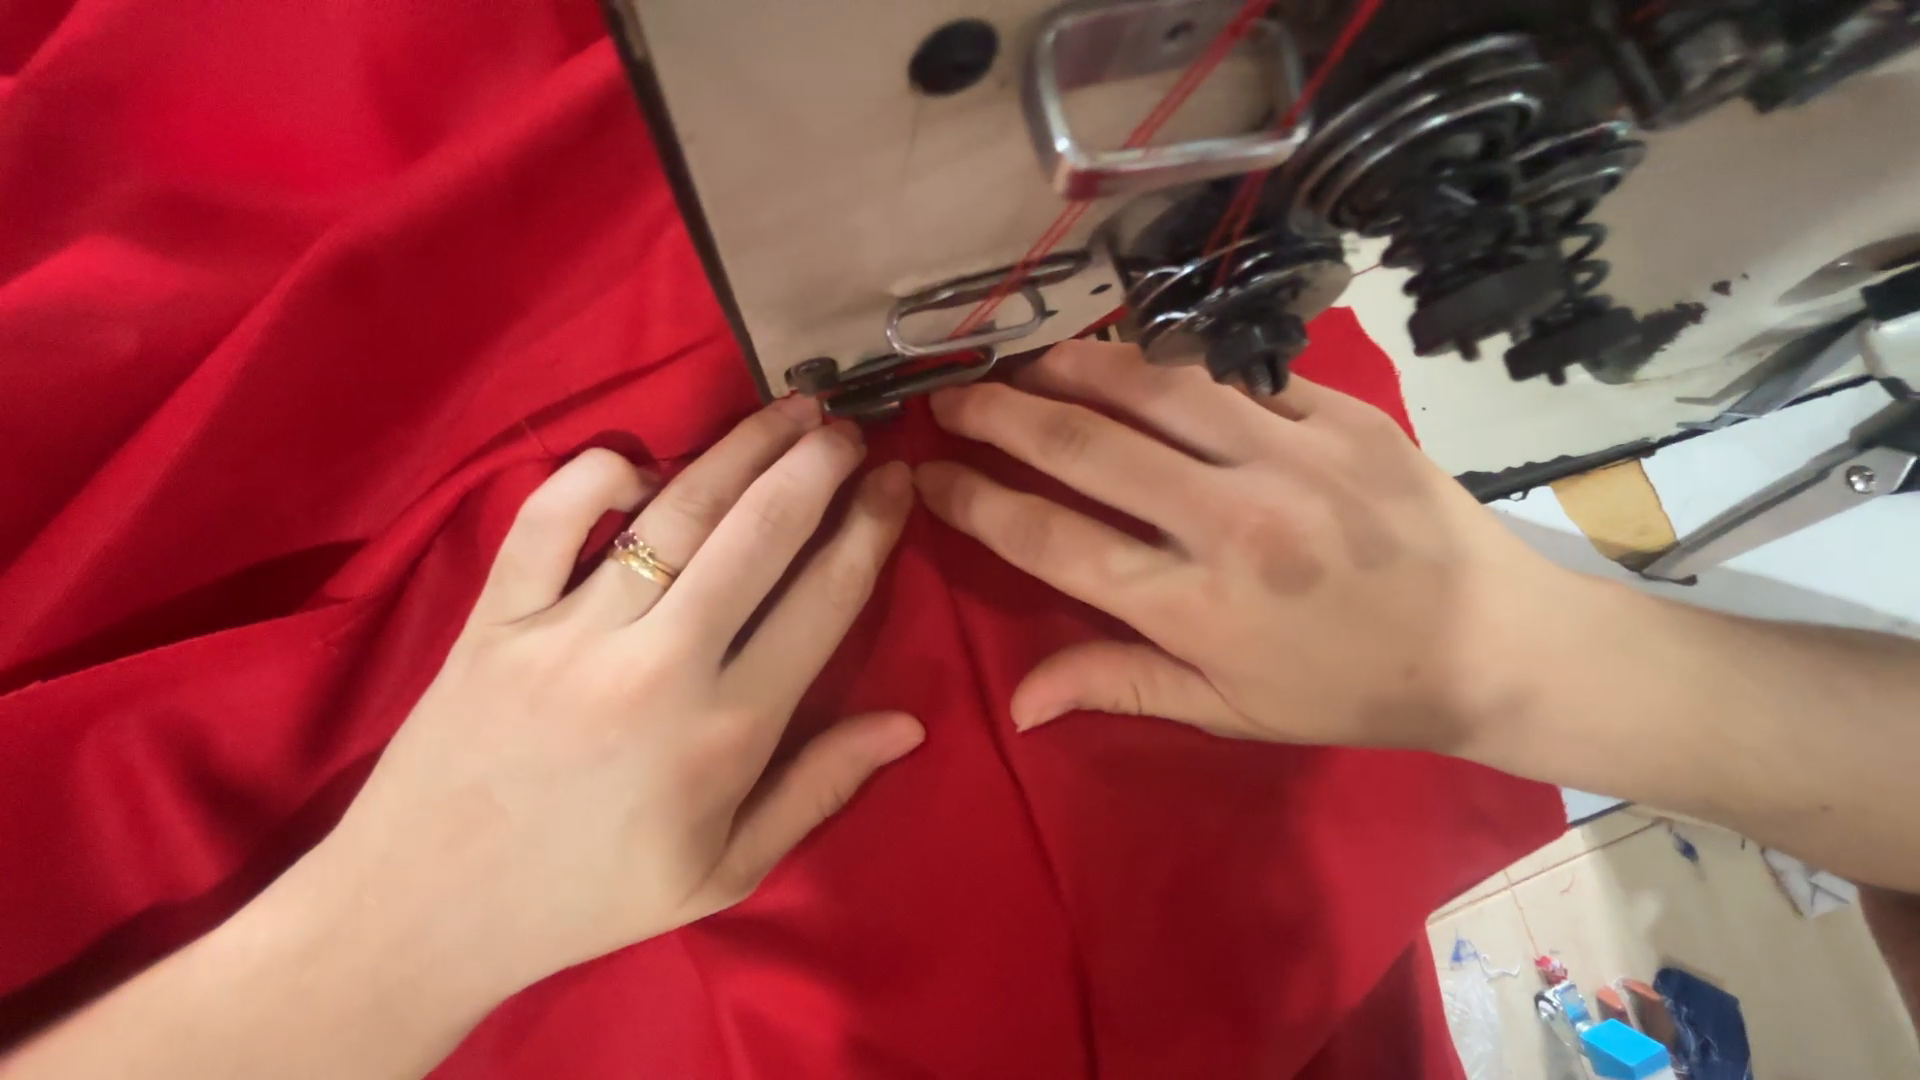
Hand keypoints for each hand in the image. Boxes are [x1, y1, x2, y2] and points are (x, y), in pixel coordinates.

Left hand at [299, 396, 920, 996]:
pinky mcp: (494, 617)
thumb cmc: (593, 894)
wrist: (421, 918)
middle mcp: (658, 667)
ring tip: (788, 408)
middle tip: (850, 426)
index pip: (824, 600)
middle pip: (758, 535)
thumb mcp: (728, 870)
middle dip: (816, 467)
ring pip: (675, 513)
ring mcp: (568, 633)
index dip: (871, 529)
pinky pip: (548, 519)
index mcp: (727, 731)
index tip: (896, 480)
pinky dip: (598, 474)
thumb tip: (910, 723)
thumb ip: (822, 788)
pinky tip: (644, 463)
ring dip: (742, 449)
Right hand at [914, 340, 1578, 751]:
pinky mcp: (1339, 413)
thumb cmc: (1346, 691)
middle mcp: (1231, 522)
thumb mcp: (1226, 708)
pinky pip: (1232, 371)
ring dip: (1072, 368)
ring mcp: (1290, 456)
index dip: (976, 503)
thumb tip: (1018, 703)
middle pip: (1084, 451)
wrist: (1496, 645)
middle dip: (1000, 418)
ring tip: (1023, 360)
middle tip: (953, 399)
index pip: (1051, 542)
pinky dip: (1167, 360)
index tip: (926, 476)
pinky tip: (1130, 356)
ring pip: (1151, 388)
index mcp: (1196, 606)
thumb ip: (1117, 685)